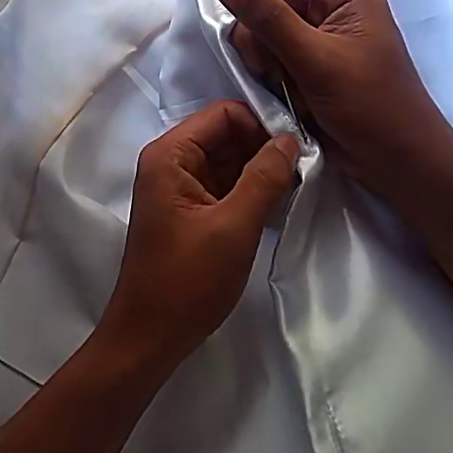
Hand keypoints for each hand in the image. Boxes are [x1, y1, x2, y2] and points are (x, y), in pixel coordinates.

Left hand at [97, 100, 299, 366]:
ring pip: (229, 160)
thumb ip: (264, 178)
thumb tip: (290, 139)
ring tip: (294, 189)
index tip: (296, 148)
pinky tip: (276, 205)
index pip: (223, 113)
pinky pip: (225, 184)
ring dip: (260, 171)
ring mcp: (179, 187)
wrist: (149, 339)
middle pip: (226, 134)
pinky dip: (250, 190)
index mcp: (170, 154)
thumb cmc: (187, 280)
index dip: (261, 124)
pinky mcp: (189, 210)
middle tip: (302, 171)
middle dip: (263, 148)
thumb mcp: (234, 227)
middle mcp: (171, 162)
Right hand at [211, 0, 452, 197]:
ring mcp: (322, 43)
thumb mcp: (316, 58)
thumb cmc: (371, 105)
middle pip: (272, 2)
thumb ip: (268, 18)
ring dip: (265, 57)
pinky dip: (272, 73)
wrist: (401, 164)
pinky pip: (275, 57)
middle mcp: (334, 12)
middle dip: (259, 29)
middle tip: (269, 62)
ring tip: (286, 85)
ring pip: (268, 33)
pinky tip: (286, 95)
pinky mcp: (313, 69)